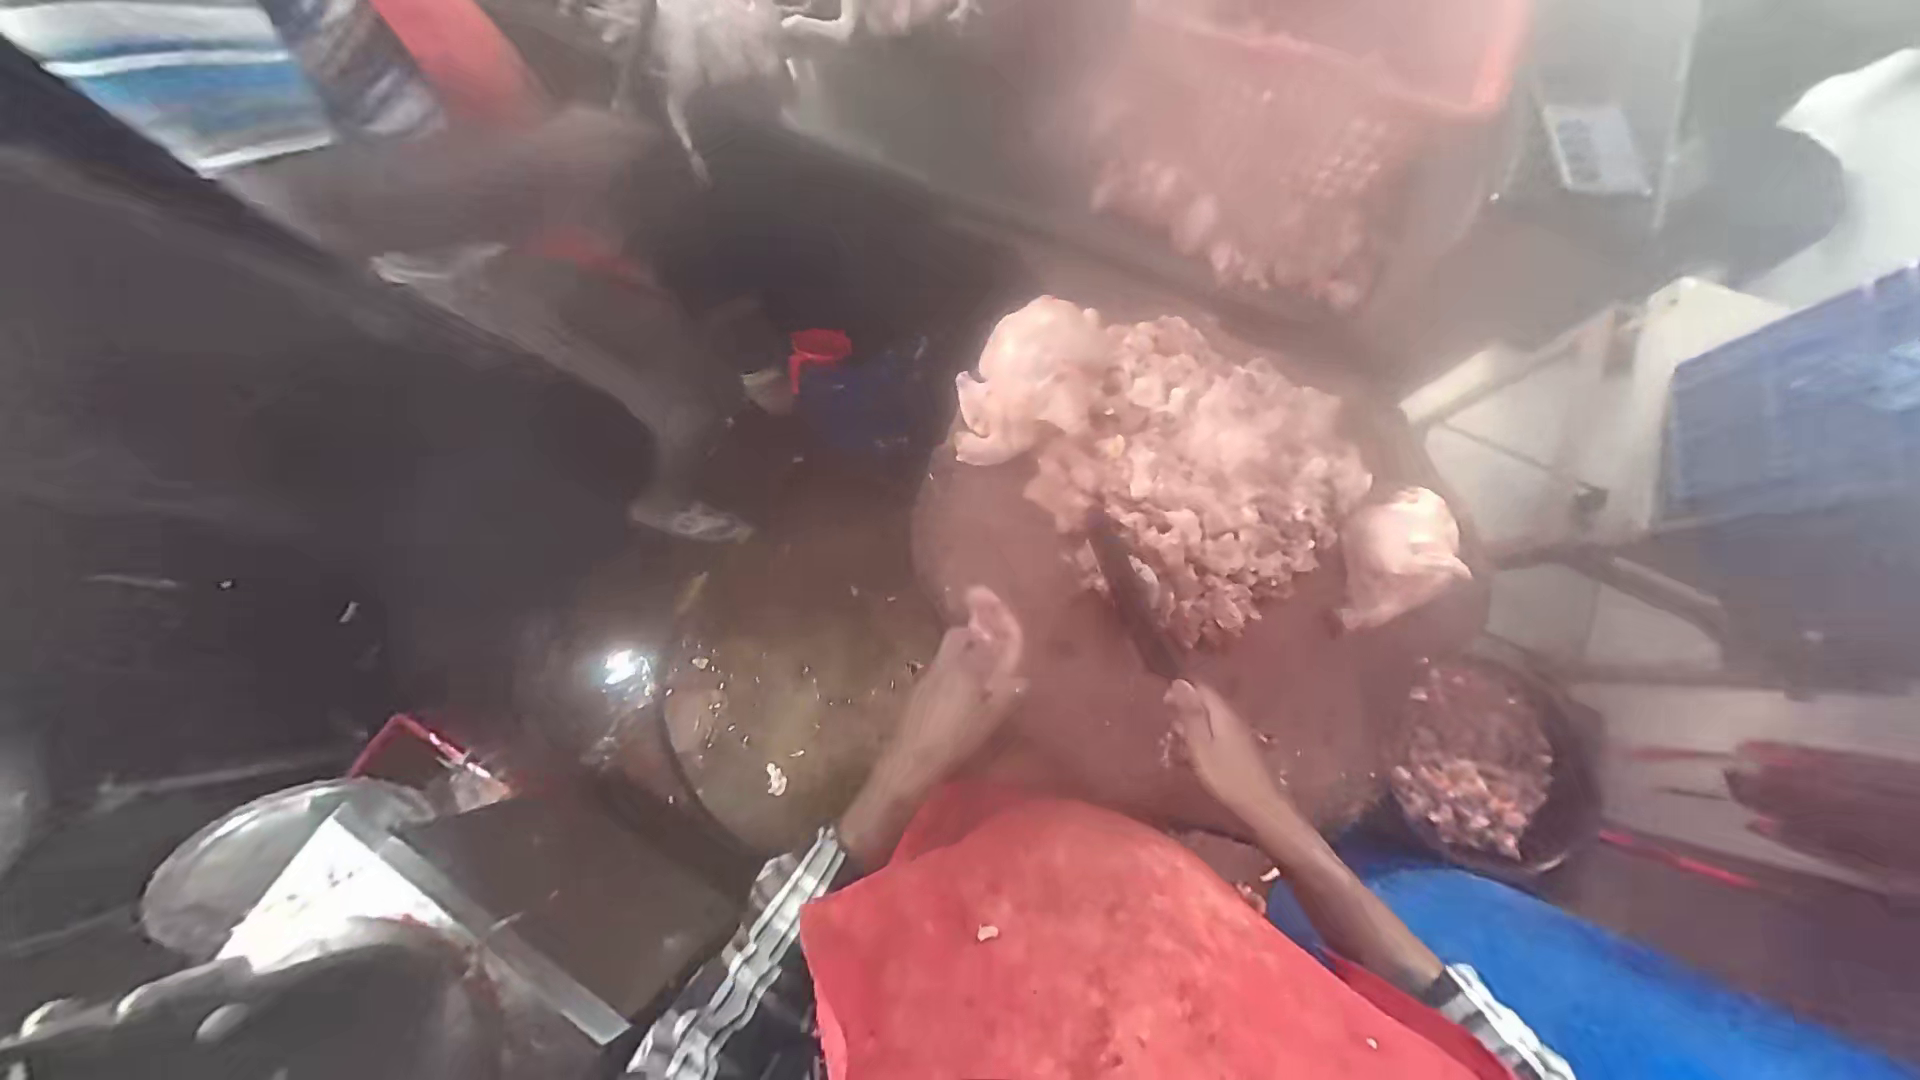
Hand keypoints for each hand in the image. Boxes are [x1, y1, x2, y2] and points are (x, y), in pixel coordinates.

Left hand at [879, 586, 1026, 789]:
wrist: (912, 758)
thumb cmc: (956, 738)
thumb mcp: (988, 720)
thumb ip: (1006, 697)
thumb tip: (1023, 680)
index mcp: (966, 668)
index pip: (983, 642)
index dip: (994, 639)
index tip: (1004, 641)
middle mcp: (945, 664)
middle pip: (956, 636)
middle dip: (970, 636)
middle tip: (985, 649)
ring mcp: (927, 676)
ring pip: (944, 653)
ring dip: (958, 655)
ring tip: (972, 674)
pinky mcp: (916, 691)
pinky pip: (935, 671)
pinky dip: (946, 673)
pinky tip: (952, 693)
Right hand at [1166, 680, 1290, 822]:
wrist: (1261, 806)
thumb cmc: (1226, 776)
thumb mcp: (1201, 745)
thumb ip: (1191, 714)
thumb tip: (1180, 681)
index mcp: (1222, 714)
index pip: (1201, 688)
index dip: (1181, 691)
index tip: (1164, 705)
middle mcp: (1233, 718)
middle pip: (1207, 702)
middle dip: (1186, 709)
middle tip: (1170, 727)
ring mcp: (1240, 733)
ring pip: (1212, 718)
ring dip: (1193, 725)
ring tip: (1178, 741)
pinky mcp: (1242, 747)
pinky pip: (1218, 732)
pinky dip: (1203, 737)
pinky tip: (1196, 753)